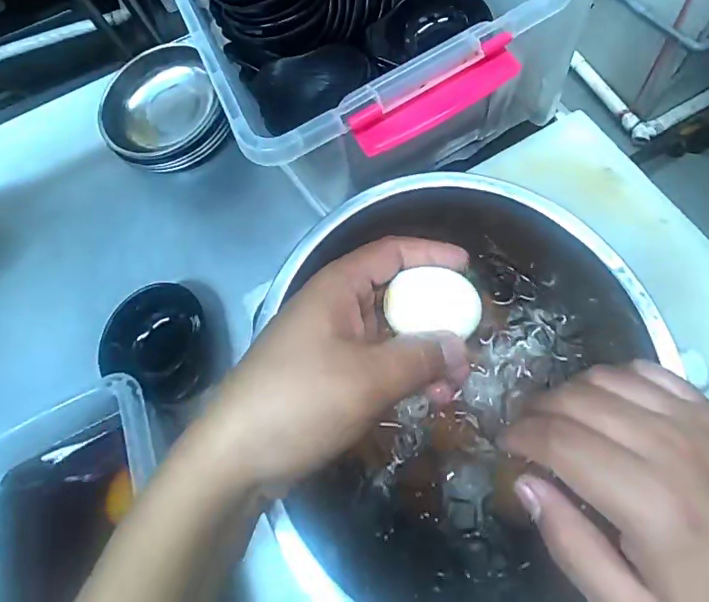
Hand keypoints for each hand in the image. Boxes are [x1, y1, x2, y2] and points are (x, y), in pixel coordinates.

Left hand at [187, 236, 472, 494]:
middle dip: (435, 315)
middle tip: (471, 340)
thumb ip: (417, 358)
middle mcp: (334, 307)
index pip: (390, 253)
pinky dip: (404, 375)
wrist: (236, 455)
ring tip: (456, 385)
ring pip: (389, 335)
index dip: (429, 253)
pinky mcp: (329, 376)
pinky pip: (376, 363)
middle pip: (394, 295)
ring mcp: (330, 342)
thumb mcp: (366, 378)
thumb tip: (459, 346)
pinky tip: (430, 400)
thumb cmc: (300, 399)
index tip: (468, 265)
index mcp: (337, 288)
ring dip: (423, 353)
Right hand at [502, 362, 708, 601]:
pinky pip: (649, 372)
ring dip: (571, 391)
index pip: (558, 441)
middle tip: (525, 434)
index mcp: (650, 505)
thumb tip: (524, 484)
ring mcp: (698, 426)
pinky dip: (616, 377)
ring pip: (607, 377)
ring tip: (561, 419)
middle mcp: (671, 449)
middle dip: (537, 411)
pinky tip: (609, 404)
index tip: (503, 446)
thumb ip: (574, 549)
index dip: (519, 437)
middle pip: (577, 400)